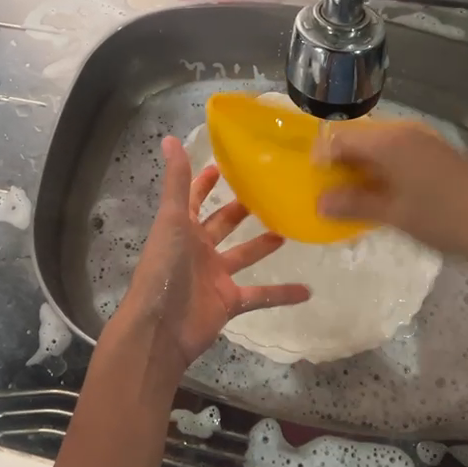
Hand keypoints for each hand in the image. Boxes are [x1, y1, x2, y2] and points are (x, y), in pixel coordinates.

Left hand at [111, 136, 310, 371]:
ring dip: (263, 245)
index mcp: (182, 227)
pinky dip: (282, 294)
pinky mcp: (229, 302)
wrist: (160, 328)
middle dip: (241, 210)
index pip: (194, 198)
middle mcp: (198, 249)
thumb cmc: (163, 267)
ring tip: (289, 229)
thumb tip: (169, 138)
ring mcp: (215, 276)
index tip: (225, 166)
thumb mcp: (172, 219)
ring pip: (243, 255)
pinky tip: (307, 290)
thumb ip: (177, 181)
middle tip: (270, 192)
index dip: (204, 182)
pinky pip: (260, 295)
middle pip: (222, 224)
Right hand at [314, 120, 467, 264]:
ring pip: (378, 147)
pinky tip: (383, 196)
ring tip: (352, 198)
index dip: (320, 156)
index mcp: (389, 141)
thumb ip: (353, 205)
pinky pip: (396, 154)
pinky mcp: (437, 153)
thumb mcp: (396, 215)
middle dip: (339, 163)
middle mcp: (404, 132)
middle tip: (327, 191)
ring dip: (360, 169)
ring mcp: (423, 141)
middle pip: (358, 139)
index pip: (339, 137)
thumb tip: (318, 202)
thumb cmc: (447, 218)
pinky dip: (382, 171)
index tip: (310, 180)